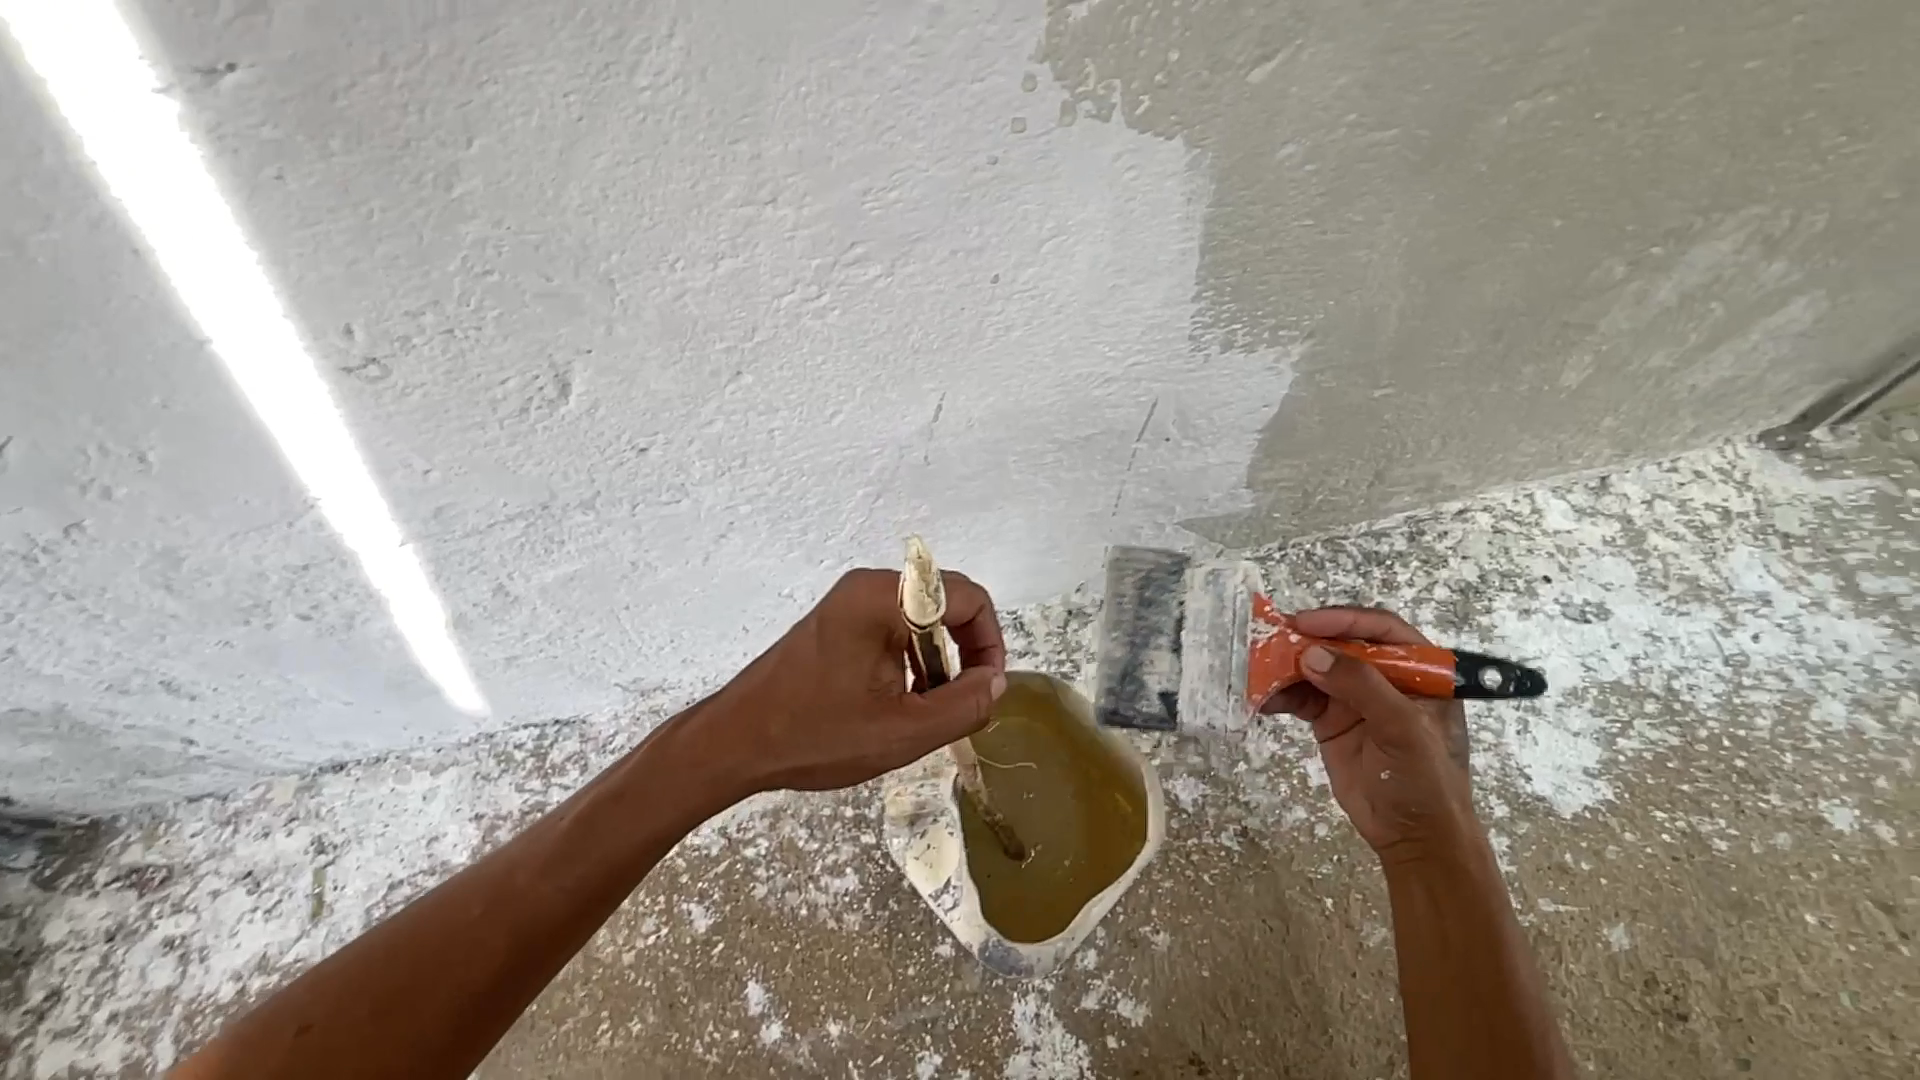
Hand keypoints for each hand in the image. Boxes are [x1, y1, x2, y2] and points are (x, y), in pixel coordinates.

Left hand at [707, 568, 1007, 792]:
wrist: (734, 742)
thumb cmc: (816, 736)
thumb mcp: (904, 731)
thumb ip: (965, 705)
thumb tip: (996, 682)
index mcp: (884, 598)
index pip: (967, 597)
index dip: (989, 642)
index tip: (986, 688)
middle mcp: (867, 587)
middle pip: (945, 603)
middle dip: (963, 653)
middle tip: (959, 702)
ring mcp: (848, 602)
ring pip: (921, 618)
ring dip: (937, 660)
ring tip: (925, 709)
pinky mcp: (836, 622)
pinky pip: (893, 626)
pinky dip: (910, 659)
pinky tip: (897, 701)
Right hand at [1262, 608, 1478, 863]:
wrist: (1414, 838)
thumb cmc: (1425, 780)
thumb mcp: (1402, 729)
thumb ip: (1360, 686)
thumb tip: (1310, 654)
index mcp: (1419, 672)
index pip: (1381, 630)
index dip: (1344, 619)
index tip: (1305, 623)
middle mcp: (1385, 678)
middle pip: (1341, 645)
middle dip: (1306, 641)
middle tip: (1270, 641)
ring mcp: (1355, 699)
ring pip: (1316, 669)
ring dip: (1285, 668)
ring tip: (1258, 671)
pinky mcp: (1331, 721)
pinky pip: (1301, 698)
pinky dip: (1279, 696)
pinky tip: (1263, 700)